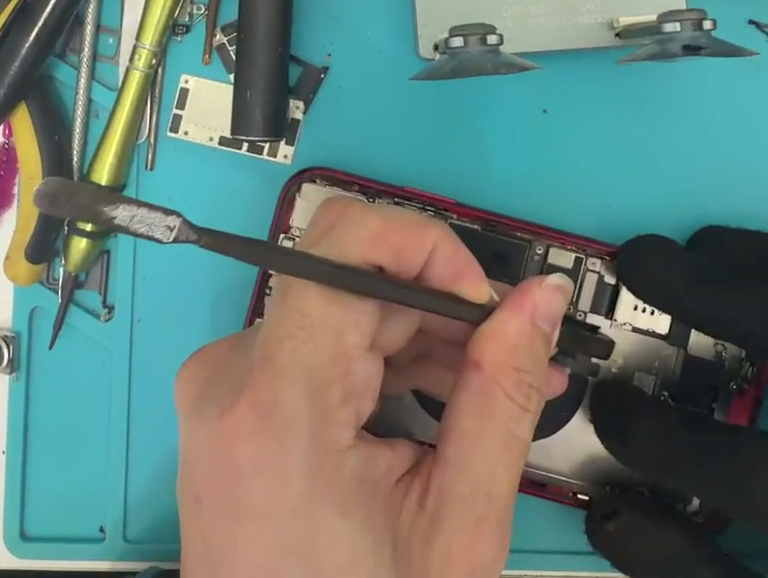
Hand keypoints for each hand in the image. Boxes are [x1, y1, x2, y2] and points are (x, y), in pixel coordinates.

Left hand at [175, 198, 575, 577]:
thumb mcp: (454, 522)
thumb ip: (501, 393)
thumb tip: (538, 299)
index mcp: (275, 401)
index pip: (343, 244)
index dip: (425, 246)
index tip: (485, 296)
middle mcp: (233, 374)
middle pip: (354, 281)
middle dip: (444, 306)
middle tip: (517, 348)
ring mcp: (229, 384)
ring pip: (346, 310)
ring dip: (425, 337)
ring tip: (499, 383)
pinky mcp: (240, 397)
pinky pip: (326, 345)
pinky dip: (389, 361)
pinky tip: (447, 394)